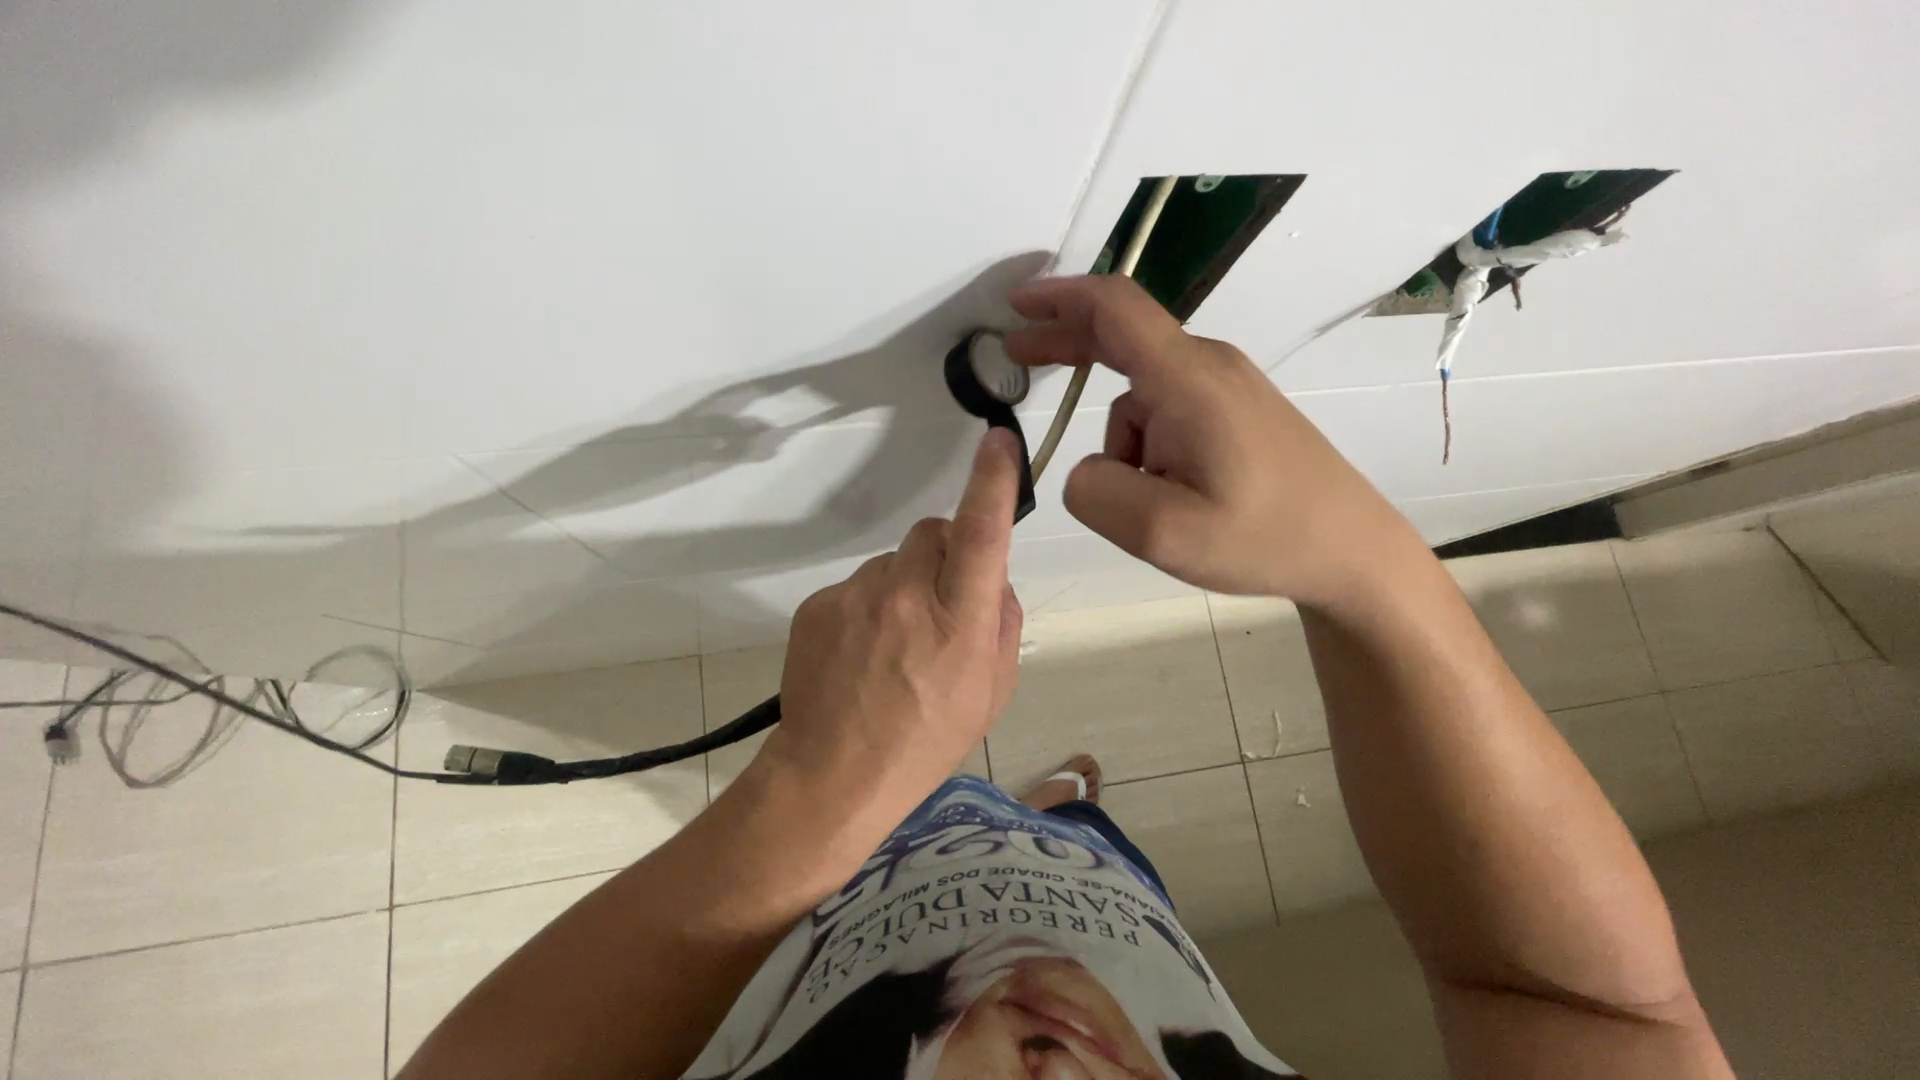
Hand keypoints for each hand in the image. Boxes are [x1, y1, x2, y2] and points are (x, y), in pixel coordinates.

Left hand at [762, 428, 1025, 810]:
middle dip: (945, 553)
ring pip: (892, 562)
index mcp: (957, 618)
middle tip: (942, 606)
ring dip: (903, 586)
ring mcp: (854, 596)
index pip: (981, 532)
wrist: (834, 774)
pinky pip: (856, 587)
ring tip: (893, 647)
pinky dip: (868, 607)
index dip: (992, 482)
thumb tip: (992, 579)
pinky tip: (861, 654)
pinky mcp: (817, 604)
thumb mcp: (993, 691)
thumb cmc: (928, 740)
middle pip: (932, 531)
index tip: (998, 441)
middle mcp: (904, 593)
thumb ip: (1002, 622)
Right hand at [1005, 275, 1409, 604]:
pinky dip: (1147, 447)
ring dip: (1122, 444)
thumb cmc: (1264, 539)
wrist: (1349, 549)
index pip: (1115, 309)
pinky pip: (1166, 412)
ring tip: (1154, 507)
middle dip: (1066, 345)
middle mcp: (1207, 366)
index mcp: (1188, 381)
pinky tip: (1171, 496)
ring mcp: (1226, 387)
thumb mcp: (1163, 533)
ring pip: (1140, 398)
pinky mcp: (1235, 410)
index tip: (1014, 306)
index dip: (1058, 298)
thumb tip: (1084, 469)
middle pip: (1122, 337)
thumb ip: (1097, 492)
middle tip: (1016, 359)